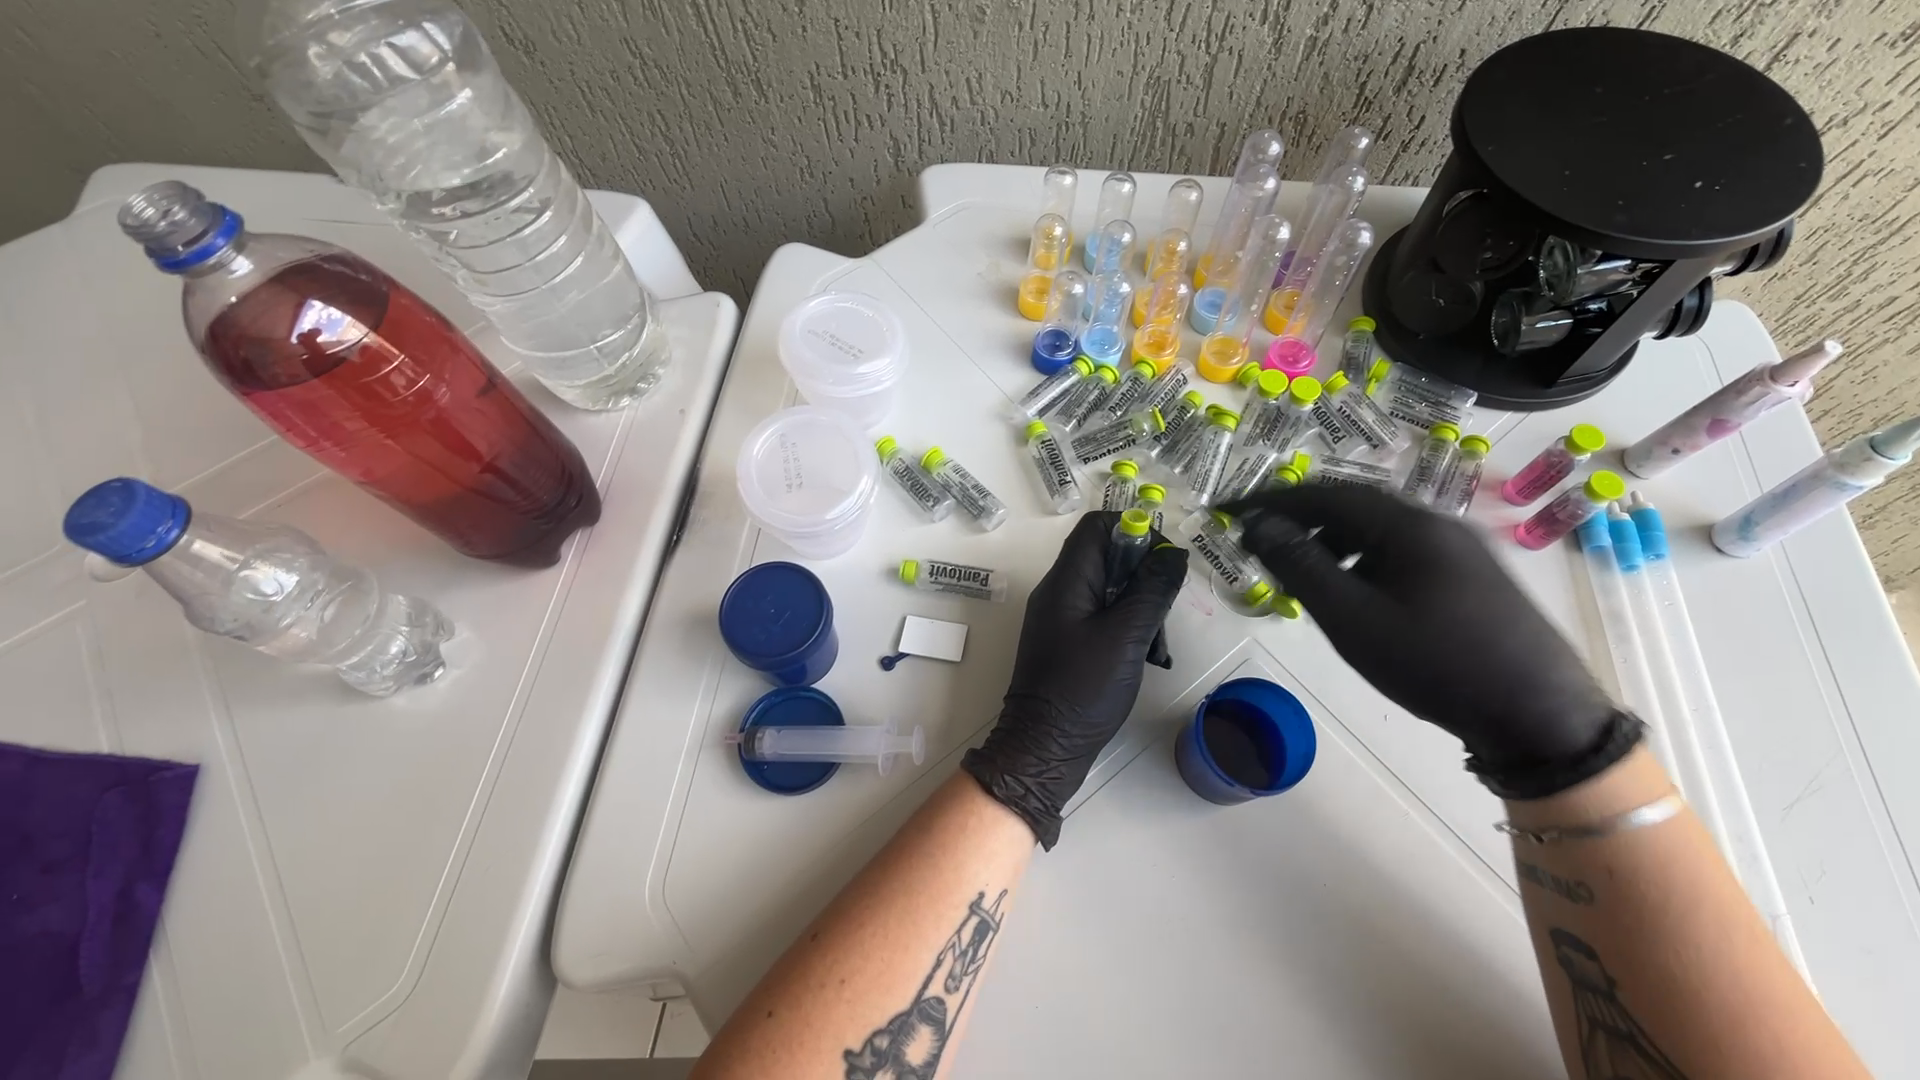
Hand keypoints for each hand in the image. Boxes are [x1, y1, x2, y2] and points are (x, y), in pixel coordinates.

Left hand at [962, 512, 1187, 847]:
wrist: (1044, 747)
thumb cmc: (1083, 689)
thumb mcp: (1127, 636)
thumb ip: (1151, 590)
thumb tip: (1172, 553)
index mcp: (1066, 581)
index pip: (1096, 527)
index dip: (1133, 531)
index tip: (1163, 561)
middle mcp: (1058, 591)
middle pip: (1105, 556)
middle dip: (1142, 574)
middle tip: (1164, 608)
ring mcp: (1060, 617)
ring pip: (1107, 588)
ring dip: (1138, 605)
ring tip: (1156, 642)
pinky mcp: (1066, 641)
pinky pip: (1100, 615)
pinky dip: (1126, 626)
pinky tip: (1143, 654)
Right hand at [1221, 485, 1638, 798]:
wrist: (1542, 717)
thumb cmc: (1435, 664)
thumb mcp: (1352, 618)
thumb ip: (1299, 566)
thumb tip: (1256, 524)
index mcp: (1409, 525)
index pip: (1324, 494)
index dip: (1269, 501)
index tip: (1227, 513)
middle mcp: (1438, 523)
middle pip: (1354, 506)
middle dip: (1299, 520)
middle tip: (1258, 545)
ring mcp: (1462, 549)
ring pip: (1380, 530)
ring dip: (1331, 541)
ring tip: (1299, 574)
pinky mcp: (1474, 576)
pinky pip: (1403, 551)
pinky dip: (1363, 559)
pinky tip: (1354, 593)